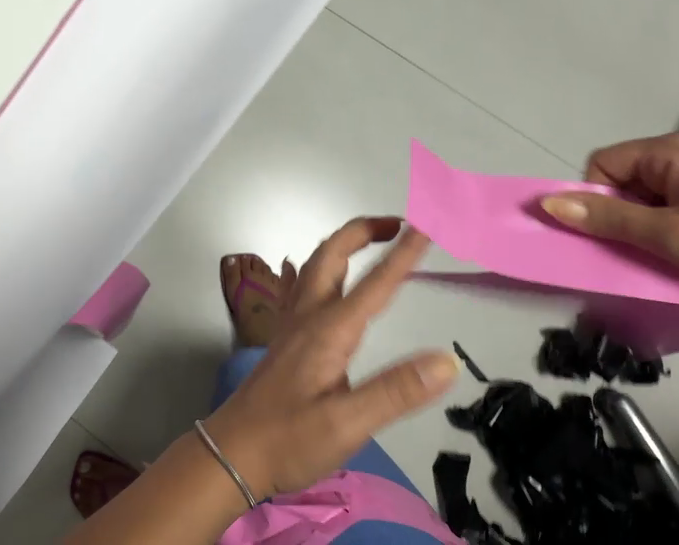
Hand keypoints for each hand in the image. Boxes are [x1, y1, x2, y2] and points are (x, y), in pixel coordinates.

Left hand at [202, 217, 458, 498]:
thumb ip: (396, 391)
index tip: (427, 228)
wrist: (231, 453)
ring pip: (315, 266)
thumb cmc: (289, 440)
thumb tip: (446, 360)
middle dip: (364, 231)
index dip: (402, 254)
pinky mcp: (284, 339)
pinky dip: (318, 268)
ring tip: (370, 241)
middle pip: (333, 255)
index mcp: (329, 330)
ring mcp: (292, 325)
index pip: (374, 283)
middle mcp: (309, 316)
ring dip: (344, 245)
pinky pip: (300, 286)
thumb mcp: (348, 424)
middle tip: (398, 225)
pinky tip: (313, 273)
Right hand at [542, 133, 678, 308]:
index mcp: (672, 150)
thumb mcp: (669, 236)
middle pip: (628, 177)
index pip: (604, 163)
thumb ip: (608, 218)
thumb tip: (550, 202)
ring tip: (672, 256)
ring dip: (651, 225)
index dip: (599, 199)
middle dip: (625, 214)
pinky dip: (676, 228)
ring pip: (655, 195)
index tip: (616, 235)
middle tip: (644, 250)